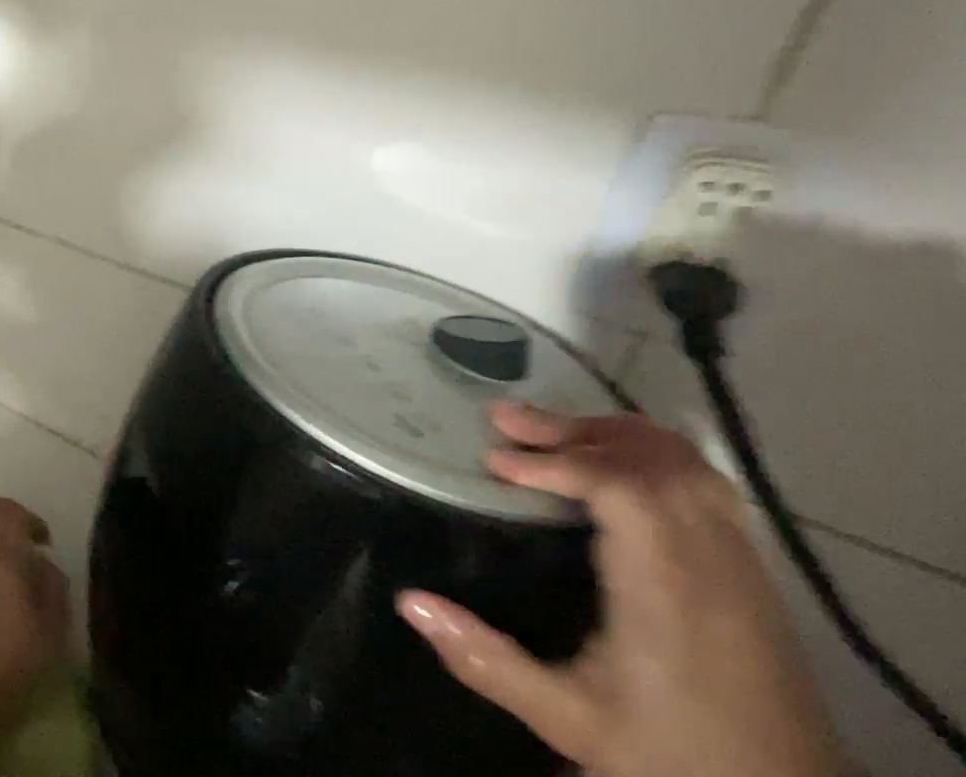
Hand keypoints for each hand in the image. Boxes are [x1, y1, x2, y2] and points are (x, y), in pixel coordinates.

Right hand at [397, 402, 840, 776]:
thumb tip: (410, 602)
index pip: (622, 488)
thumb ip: (486, 661)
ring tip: (554, 429)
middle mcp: (712, 561)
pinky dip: (652, 454)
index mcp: (665, 590)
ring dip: (615, 435)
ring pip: (687, 464)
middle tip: (505, 420)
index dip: (557, 460)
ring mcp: (742, 562)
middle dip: (574, 430)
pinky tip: (618, 463)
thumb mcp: (565, 720)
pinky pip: (706, 484)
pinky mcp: (753, 572)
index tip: (496, 460)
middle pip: (653, 459)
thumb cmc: (671, 753)